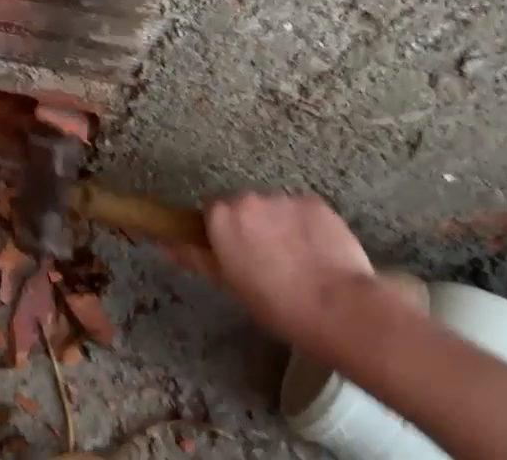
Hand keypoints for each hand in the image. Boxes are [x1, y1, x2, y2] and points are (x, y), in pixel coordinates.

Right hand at [178, 192, 378, 345]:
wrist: (339, 308)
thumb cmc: (276, 305)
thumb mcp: (230, 286)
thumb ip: (197, 259)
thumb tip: (168, 247)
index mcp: (221, 216)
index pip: (211, 211)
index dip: (221, 231)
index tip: (233, 253)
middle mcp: (248, 197)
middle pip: (243, 205)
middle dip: (251, 224)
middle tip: (265, 259)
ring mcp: (285, 198)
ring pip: (274, 207)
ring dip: (279, 224)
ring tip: (298, 259)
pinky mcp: (317, 203)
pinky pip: (303, 210)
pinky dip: (306, 226)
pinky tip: (318, 253)